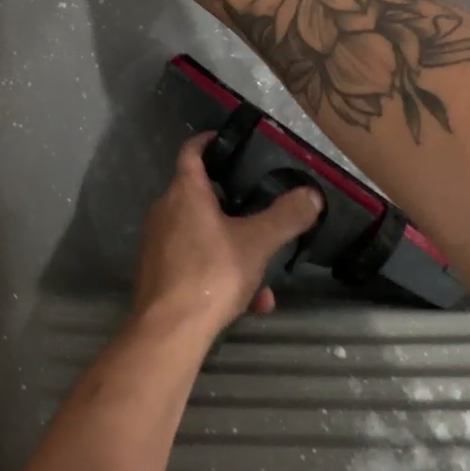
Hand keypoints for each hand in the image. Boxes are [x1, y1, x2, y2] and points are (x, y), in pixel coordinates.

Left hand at [133, 133, 324, 338]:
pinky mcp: (158, 270)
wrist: (168, 329)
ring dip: (237, 252)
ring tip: (263, 283)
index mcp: (185, 191)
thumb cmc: (211, 274)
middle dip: (237, 211)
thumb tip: (311, 195)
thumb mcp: (257, 243)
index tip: (228, 141)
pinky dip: (222, 275)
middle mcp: (165, 209)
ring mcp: (158, 241)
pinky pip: (196, 262)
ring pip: (205, 235)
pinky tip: (248, 305)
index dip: (209, 141)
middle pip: (203, 196)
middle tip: (263, 219)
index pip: (191, 151)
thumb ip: (286, 217)